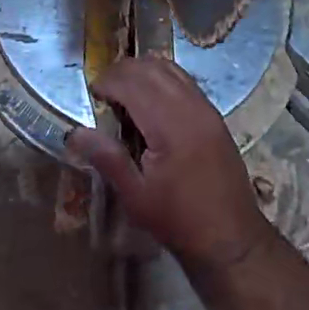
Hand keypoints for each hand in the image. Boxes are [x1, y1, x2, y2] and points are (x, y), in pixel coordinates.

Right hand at [68, 57, 273, 269]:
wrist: (233, 241)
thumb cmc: (180, 221)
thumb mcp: (136, 197)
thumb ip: (107, 158)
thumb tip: (75, 133)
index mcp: (170, 125)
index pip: (132, 82)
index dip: (108, 82)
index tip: (92, 94)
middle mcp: (190, 107)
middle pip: (150, 68)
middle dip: (121, 72)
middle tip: (103, 92)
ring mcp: (206, 108)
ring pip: (168, 68)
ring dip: (142, 71)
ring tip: (124, 92)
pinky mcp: (214, 114)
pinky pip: (183, 79)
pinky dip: (161, 78)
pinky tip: (150, 100)